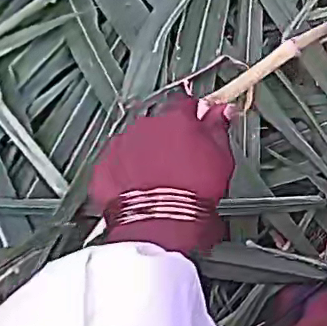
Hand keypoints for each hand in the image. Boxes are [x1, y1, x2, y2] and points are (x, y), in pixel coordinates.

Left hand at [90, 96, 234, 253]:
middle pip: (158, 123)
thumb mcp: (221, 155)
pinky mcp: (105, 167)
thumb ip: (218, 127)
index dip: (195, 115)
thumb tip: (221, 112)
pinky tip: (143, 187)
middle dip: (169, 137)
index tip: (200, 125)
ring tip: (163, 178)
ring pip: (136, 142)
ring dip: (147, 154)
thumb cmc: (192, 191)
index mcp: (176, 119)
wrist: (161, 222)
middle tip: (182, 160)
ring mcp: (122, 145)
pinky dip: (128, 172)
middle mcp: (145, 126)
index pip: (186, 103)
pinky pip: (118, 163)